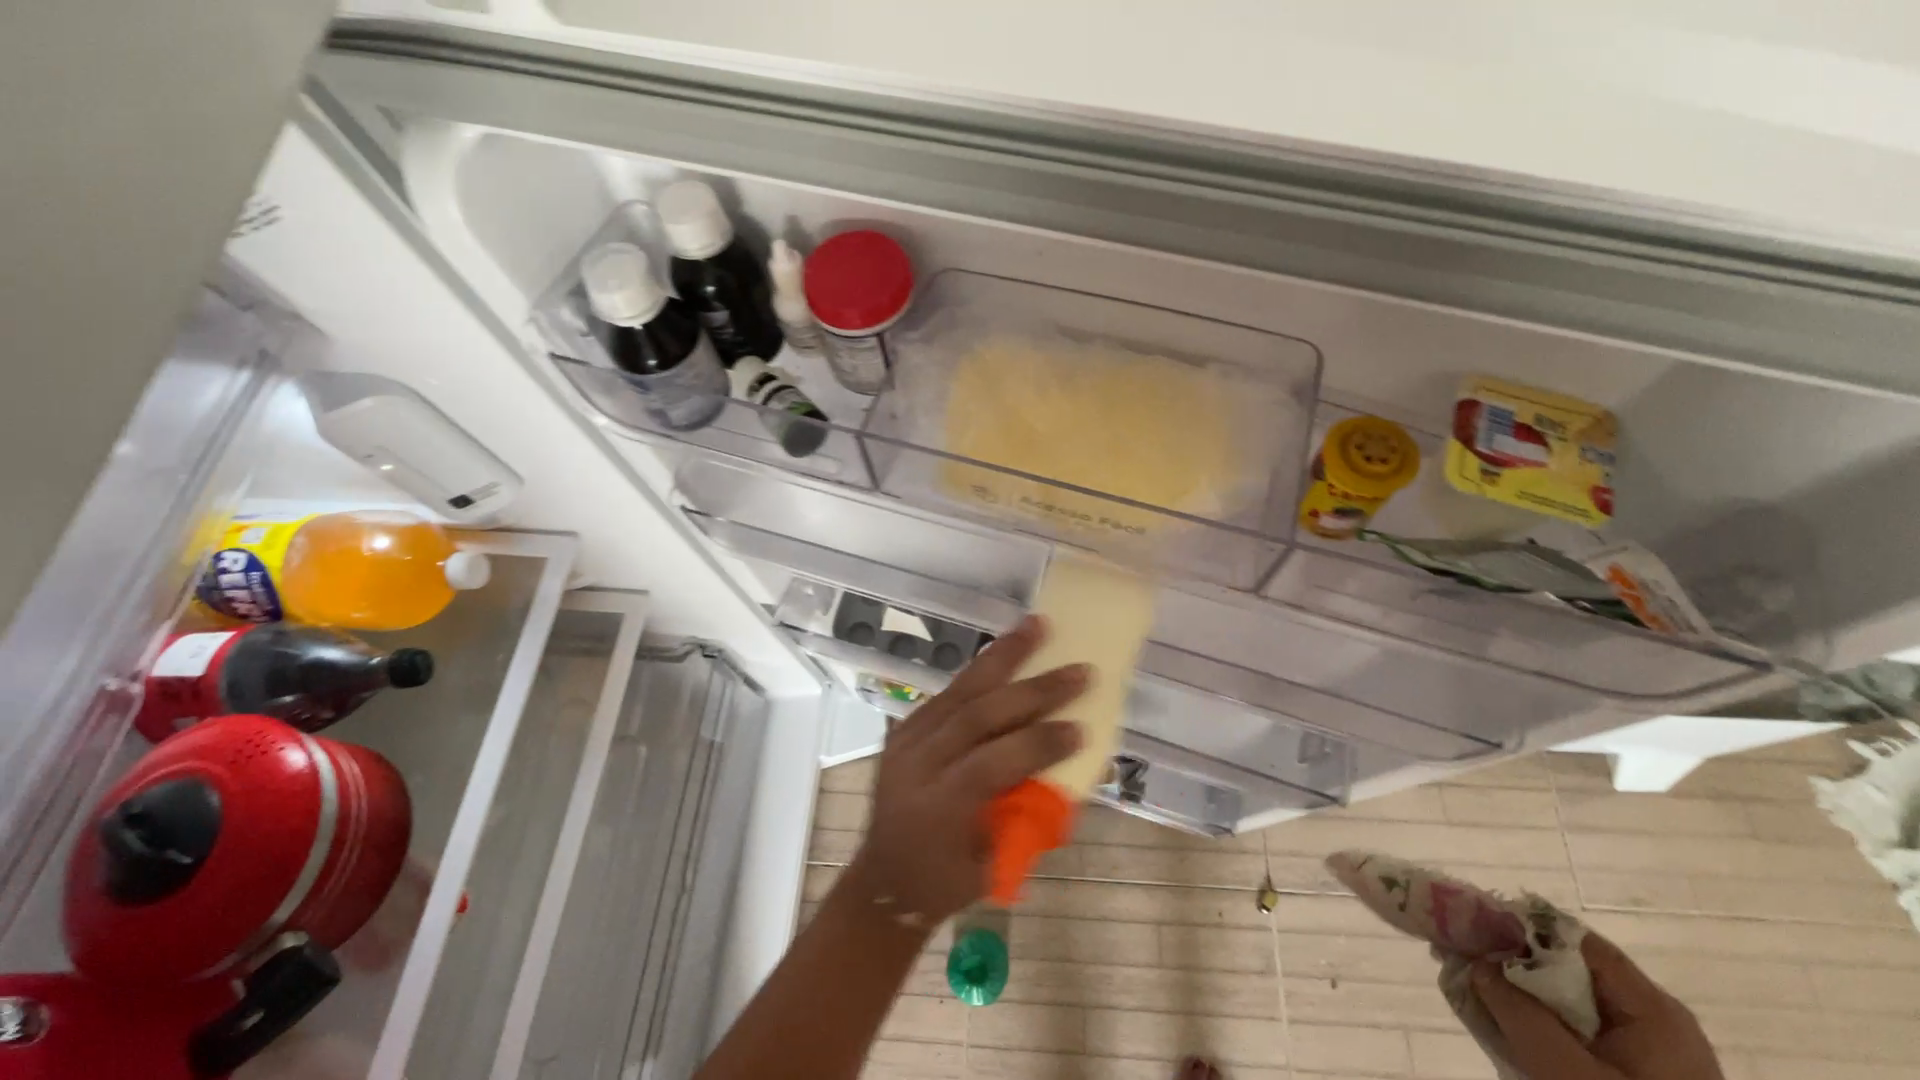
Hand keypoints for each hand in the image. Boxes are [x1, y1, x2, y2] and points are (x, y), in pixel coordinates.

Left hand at [850, 615, 1086, 926]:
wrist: (883, 881)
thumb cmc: (946, 882)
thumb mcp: (992, 865)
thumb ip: (1027, 816)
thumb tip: (1072, 770)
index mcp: (937, 808)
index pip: (991, 764)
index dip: (1037, 745)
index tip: (1081, 729)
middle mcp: (916, 766)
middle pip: (976, 715)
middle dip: (1032, 691)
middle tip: (1079, 672)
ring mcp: (905, 742)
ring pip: (959, 690)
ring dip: (1003, 657)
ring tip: (1038, 626)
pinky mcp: (904, 728)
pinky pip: (948, 692)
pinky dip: (982, 669)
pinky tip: (1008, 648)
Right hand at [1473, 933, 1724, 1079]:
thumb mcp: (1568, 1078)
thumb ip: (1521, 1016)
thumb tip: (1479, 964)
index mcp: (1652, 1011)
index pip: (1577, 941)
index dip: (1520, 928)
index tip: (1467, 927)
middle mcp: (1655, 1022)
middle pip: (1572, 972)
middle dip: (1512, 965)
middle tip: (1457, 963)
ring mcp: (1650, 1055)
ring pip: (1571, 1006)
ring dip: (1520, 999)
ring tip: (1470, 997)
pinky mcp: (1638, 1079)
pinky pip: (1581, 1039)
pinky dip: (1541, 1030)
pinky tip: (1506, 1036)